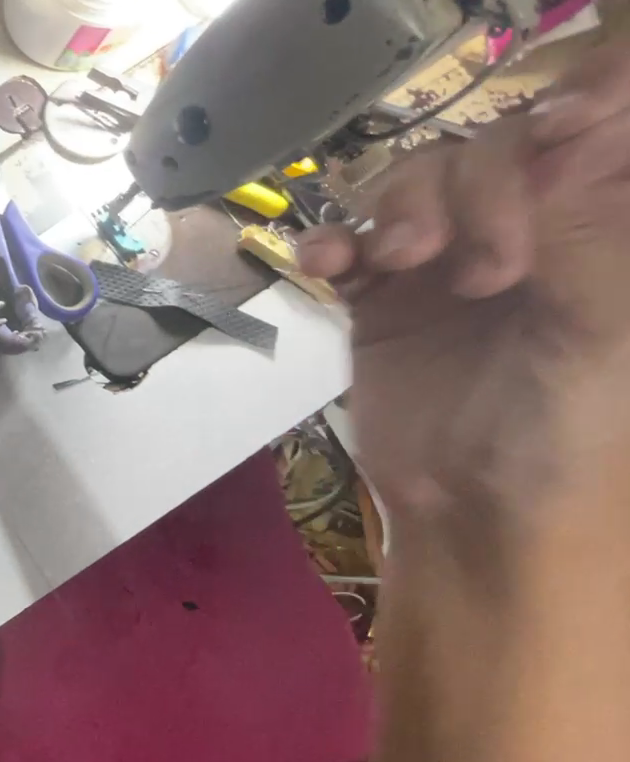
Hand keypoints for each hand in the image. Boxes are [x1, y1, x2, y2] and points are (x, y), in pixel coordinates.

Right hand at [296, 45, 629, 523]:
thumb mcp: (597, 330)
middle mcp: (533, 226)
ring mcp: (445, 260)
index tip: (558, 122)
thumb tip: (558, 128)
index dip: (585, 100)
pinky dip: (328, 243)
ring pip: (414, 186)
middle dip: (477, 191)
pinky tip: (319, 264)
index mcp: (610, 225)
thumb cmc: (563, 426)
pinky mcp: (377, 296)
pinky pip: (346, 244)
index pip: (602, 127)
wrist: (465, 502)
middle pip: (493, 148)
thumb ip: (584, 231)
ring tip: (392, 265)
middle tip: (475, 270)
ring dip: (396, 212)